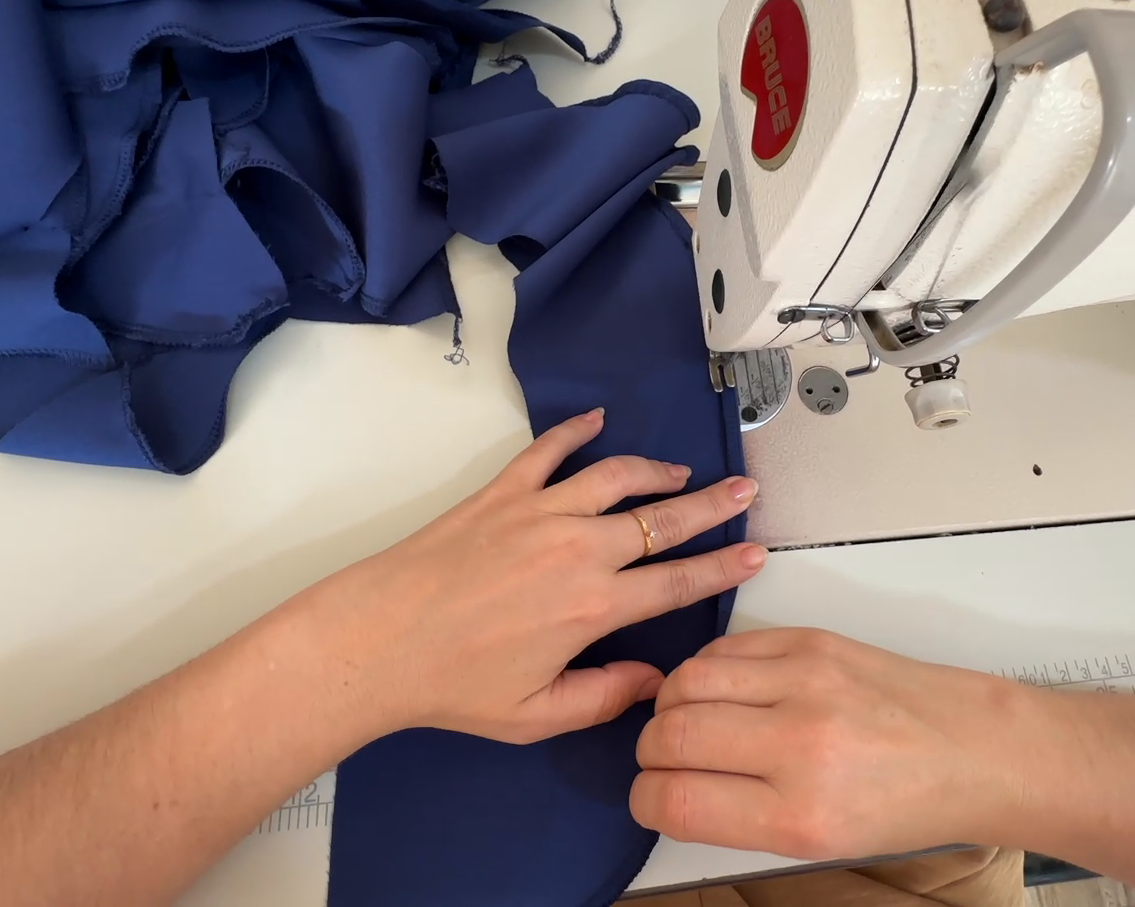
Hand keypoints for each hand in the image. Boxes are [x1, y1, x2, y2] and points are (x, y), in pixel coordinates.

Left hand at [311, 409, 764, 744]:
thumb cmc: (454, 685)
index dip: (723, 567)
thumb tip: (659, 681)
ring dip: (656, 469)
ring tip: (680, 470)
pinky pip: (549, 450)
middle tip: (744, 489)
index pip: (677, 582)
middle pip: (663, 519)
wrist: (378, 639)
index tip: (755, 551)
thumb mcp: (536, 715)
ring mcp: (542, 511)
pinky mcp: (505, 490)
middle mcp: (579, 549)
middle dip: (712, 504)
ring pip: (617, 476)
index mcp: (593, 607)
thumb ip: (605, 698)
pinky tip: (596, 419)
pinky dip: (575, 430)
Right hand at [630, 628, 1041, 860]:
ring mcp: (803, 678)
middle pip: (670, 733)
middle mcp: (798, 742)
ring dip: (670, 703)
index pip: (677, 801)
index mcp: (802, 815)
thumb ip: (739, 815)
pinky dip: (705, 670)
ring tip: (686, 718)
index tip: (650, 797)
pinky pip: (723, 646)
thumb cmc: (901, 805)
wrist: (970, 747)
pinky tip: (719, 688)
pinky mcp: (808, 637)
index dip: (644, 799)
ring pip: (687, 679)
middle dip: (649, 750)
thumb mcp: (819, 839)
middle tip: (661, 757)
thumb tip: (670, 785)